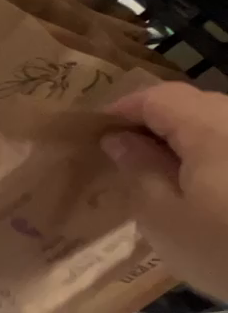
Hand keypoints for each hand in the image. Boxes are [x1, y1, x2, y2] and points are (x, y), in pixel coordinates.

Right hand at [104, 82, 227, 301]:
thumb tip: (119, 140)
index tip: (98, 135)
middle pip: (200, 106)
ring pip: (227, 126)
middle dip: (160, 125)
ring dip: (196, 142)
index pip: (160, 97)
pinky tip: (217, 191)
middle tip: (131, 158)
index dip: (123, 109)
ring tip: (175, 176)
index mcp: (216, 131)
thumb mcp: (162, 216)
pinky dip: (222, 160)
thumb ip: (139, 169)